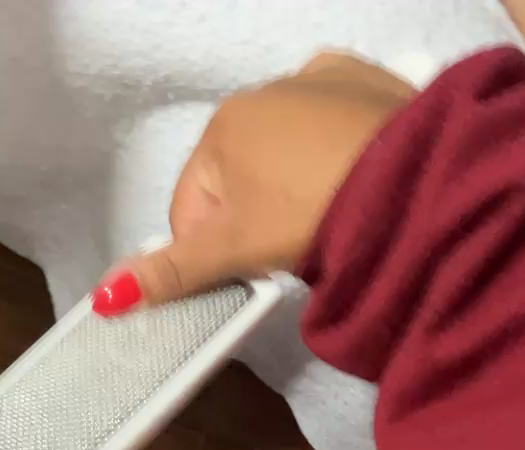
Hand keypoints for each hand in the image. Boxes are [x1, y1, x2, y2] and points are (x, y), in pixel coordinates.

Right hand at [92, 52, 414, 315]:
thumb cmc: (308, 212)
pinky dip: (328, 152)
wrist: (423, 180)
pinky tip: (347, 173)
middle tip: (284, 249)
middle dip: (247, 219)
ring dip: (286, 189)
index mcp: (221, 127)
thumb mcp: (231, 250)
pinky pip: (329, 124)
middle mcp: (263, 89)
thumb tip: (102, 298)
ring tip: (320, 217)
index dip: (208, 251)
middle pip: (232, 179)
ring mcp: (320, 77)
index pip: (188, 208)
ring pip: (279, 153)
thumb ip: (168, 273)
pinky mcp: (371, 79)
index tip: (245, 270)